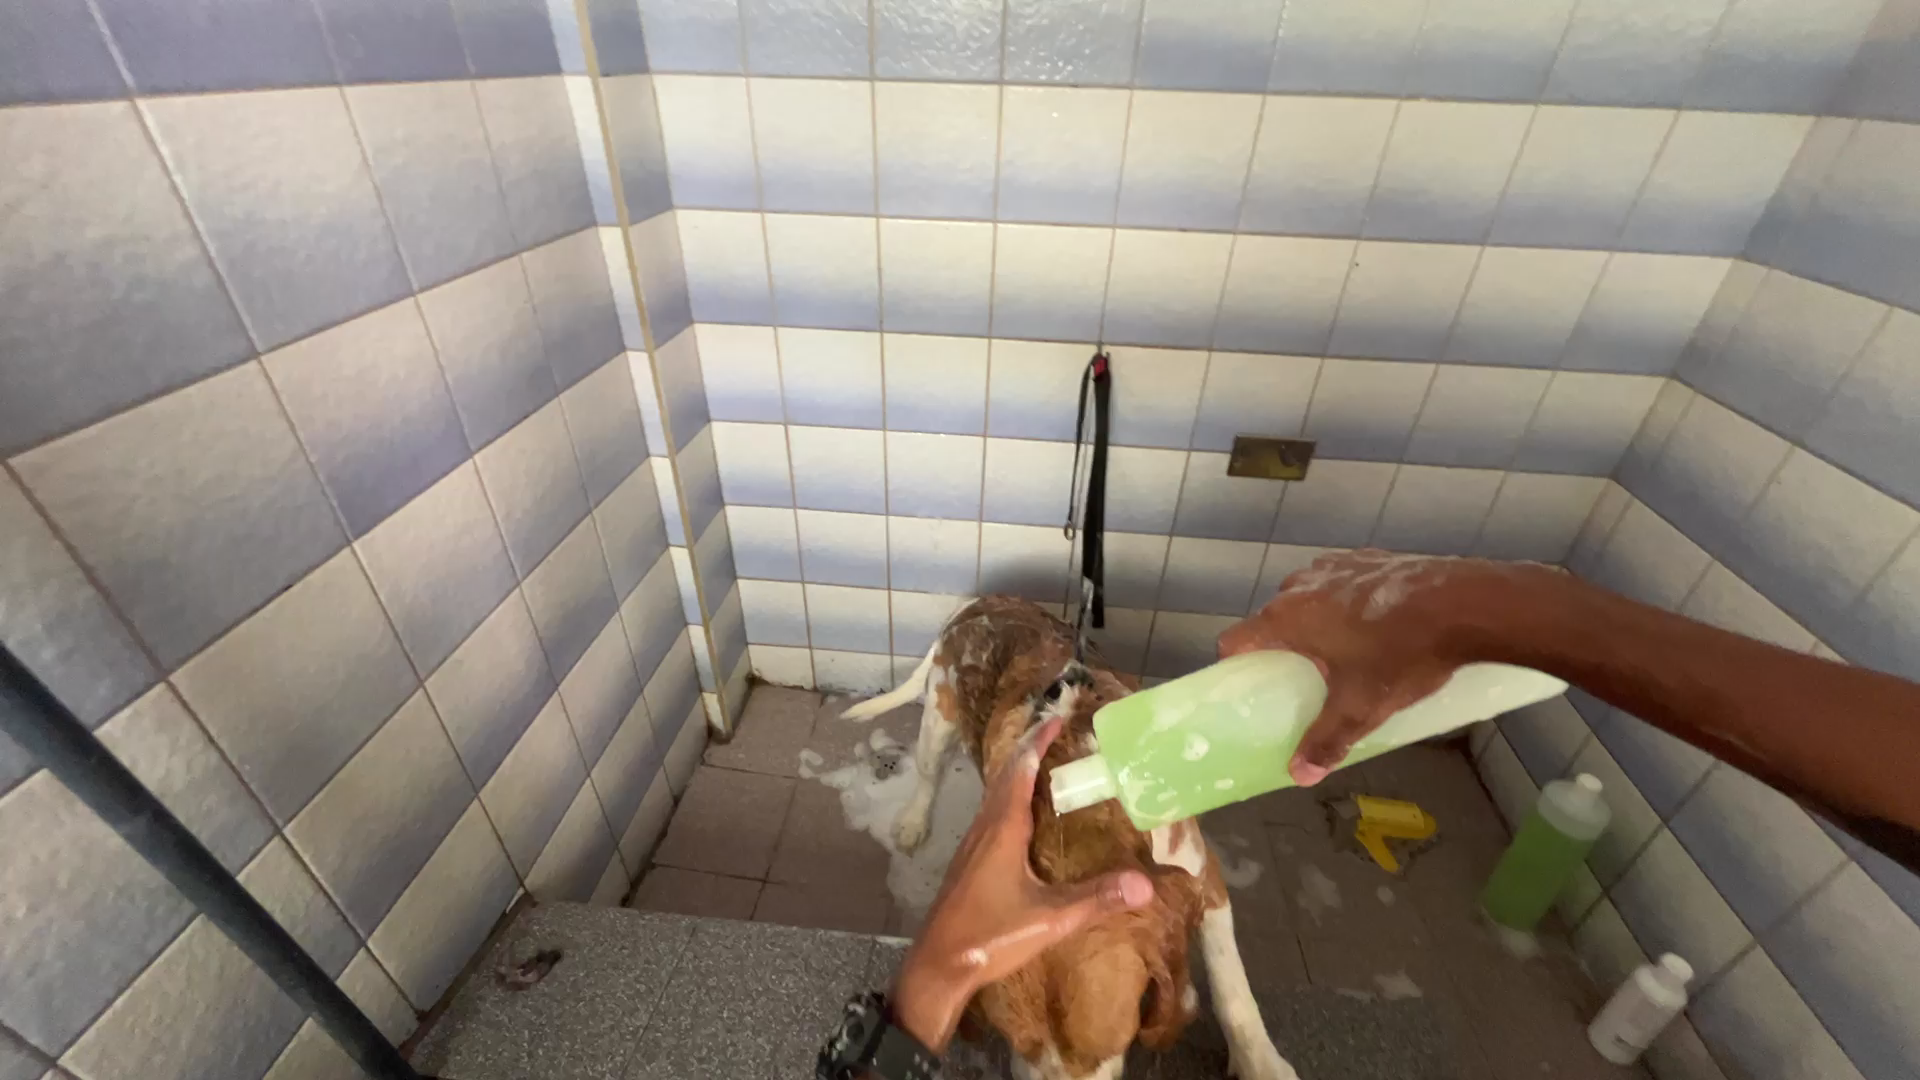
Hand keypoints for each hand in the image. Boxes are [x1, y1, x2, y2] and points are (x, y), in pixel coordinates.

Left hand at [890, 715, 1154, 1050]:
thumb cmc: (990, 934)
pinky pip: (994, 811)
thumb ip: (1095, 899)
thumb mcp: (1048, 918)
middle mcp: (986, 824)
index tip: (1056, 717)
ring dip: (1019, 772)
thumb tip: (1145, 882)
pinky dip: (1012, 796)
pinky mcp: (971, 858)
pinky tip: (1028, 816)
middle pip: (1007, 773)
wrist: (938, 963)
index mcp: (1002, 826)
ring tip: (1049, 766)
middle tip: (1059, 734)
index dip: (1038, 741)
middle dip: (1031, 749)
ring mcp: (974, 841)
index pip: (1021, 768)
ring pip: (997, 792)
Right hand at [1218, 550, 1558, 786]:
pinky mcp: (1363, 556)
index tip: (1255, 683)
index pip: (1234, 640)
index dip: (1237, 664)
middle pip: (1271, 619)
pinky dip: (1345, 599)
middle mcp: (1297, 586)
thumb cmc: (1403, 654)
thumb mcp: (1363, 706)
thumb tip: (1299, 776)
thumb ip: (1326, 740)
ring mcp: (1330, 566)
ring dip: (1315, 619)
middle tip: (1312, 675)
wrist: (1467, 603)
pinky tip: (1377, 619)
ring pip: (1305, 597)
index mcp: (1285, 618)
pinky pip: (1337, 581)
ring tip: (1349, 646)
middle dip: (1285, 645)